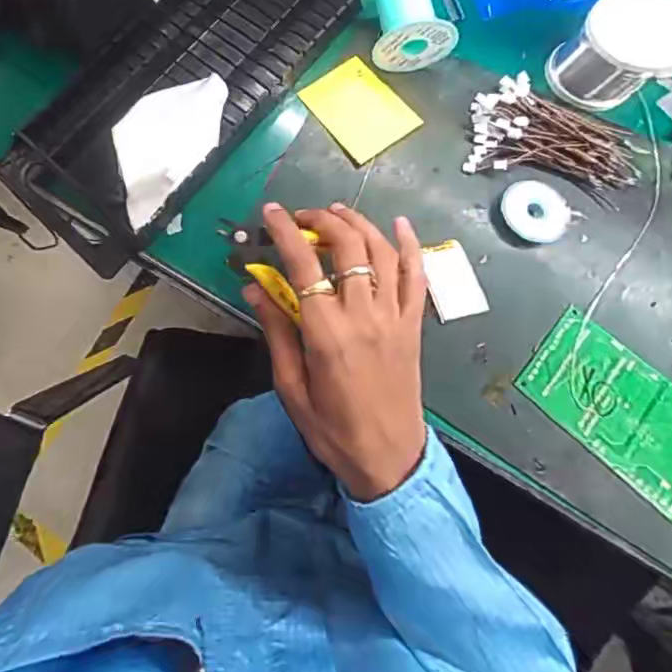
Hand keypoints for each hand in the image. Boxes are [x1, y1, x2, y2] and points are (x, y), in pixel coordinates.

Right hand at [243, 202, 428, 500]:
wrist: (390, 460)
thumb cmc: (332, 428)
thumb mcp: (290, 385)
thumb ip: (275, 331)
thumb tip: (254, 287)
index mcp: (326, 333)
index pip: (303, 265)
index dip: (285, 232)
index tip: (271, 213)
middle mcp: (363, 316)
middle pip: (347, 248)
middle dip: (322, 221)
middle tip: (301, 216)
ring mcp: (394, 317)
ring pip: (382, 253)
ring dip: (359, 224)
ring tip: (337, 212)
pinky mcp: (414, 324)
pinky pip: (417, 276)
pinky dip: (410, 245)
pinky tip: (399, 225)